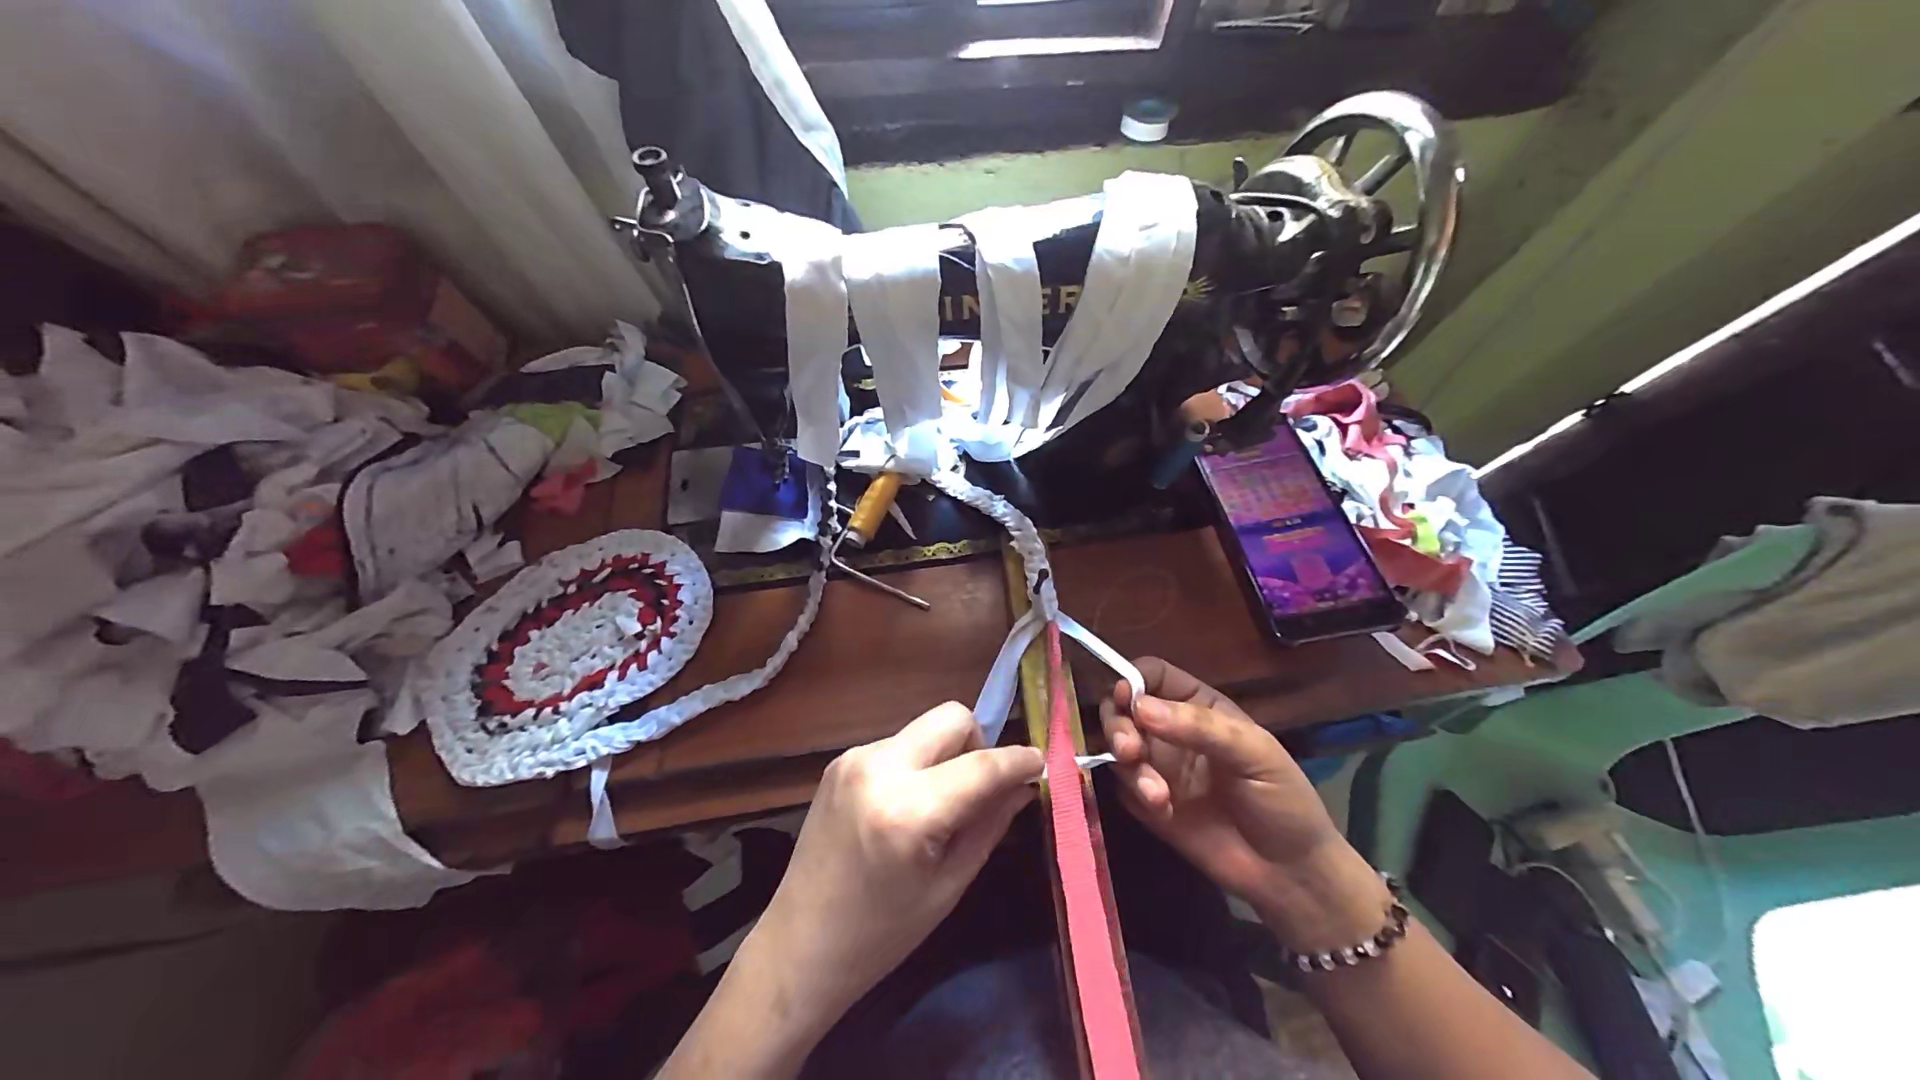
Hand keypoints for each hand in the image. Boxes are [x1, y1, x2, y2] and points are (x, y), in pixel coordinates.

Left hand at [753, 701, 1043, 1025]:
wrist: (799, 945)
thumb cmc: (882, 932)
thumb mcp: (950, 886)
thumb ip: (991, 825)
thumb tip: (1024, 786)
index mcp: (908, 810)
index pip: (981, 764)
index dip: (1019, 760)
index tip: (1041, 762)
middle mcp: (878, 767)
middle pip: (951, 716)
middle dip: (978, 744)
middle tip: (980, 789)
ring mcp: (854, 758)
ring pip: (925, 729)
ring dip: (946, 755)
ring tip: (939, 806)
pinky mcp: (840, 761)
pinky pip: (899, 744)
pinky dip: (918, 763)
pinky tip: (906, 806)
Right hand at [1101, 657, 1389, 949]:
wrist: (1289, 874)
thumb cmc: (1283, 800)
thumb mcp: (1254, 752)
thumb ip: (1199, 726)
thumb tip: (1140, 707)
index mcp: (1198, 706)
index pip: (1152, 675)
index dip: (1133, 679)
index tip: (1126, 698)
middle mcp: (1169, 730)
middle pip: (1121, 707)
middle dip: (1117, 724)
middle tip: (1129, 750)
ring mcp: (1156, 765)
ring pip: (1115, 746)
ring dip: (1127, 766)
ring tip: (1157, 794)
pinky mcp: (1145, 802)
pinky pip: (1121, 786)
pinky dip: (1134, 794)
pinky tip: (1164, 811)